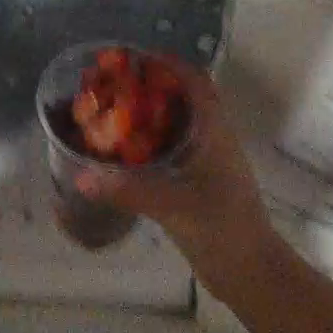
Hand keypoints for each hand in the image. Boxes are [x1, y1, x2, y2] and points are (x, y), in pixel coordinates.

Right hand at [74, 59, 281, 297]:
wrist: (250, 272)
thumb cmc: (223, 229)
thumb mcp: (174, 206)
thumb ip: (129, 190)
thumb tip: (83, 176)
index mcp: (215, 132)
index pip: (196, 82)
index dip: (169, 65)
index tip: (135, 59)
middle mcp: (212, 139)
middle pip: (184, 99)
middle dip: (152, 88)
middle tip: (114, 86)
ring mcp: (207, 162)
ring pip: (177, 125)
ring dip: (150, 116)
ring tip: (112, 113)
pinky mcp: (198, 183)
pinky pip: (172, 150)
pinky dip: (149, 144)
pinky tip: (122, 153)